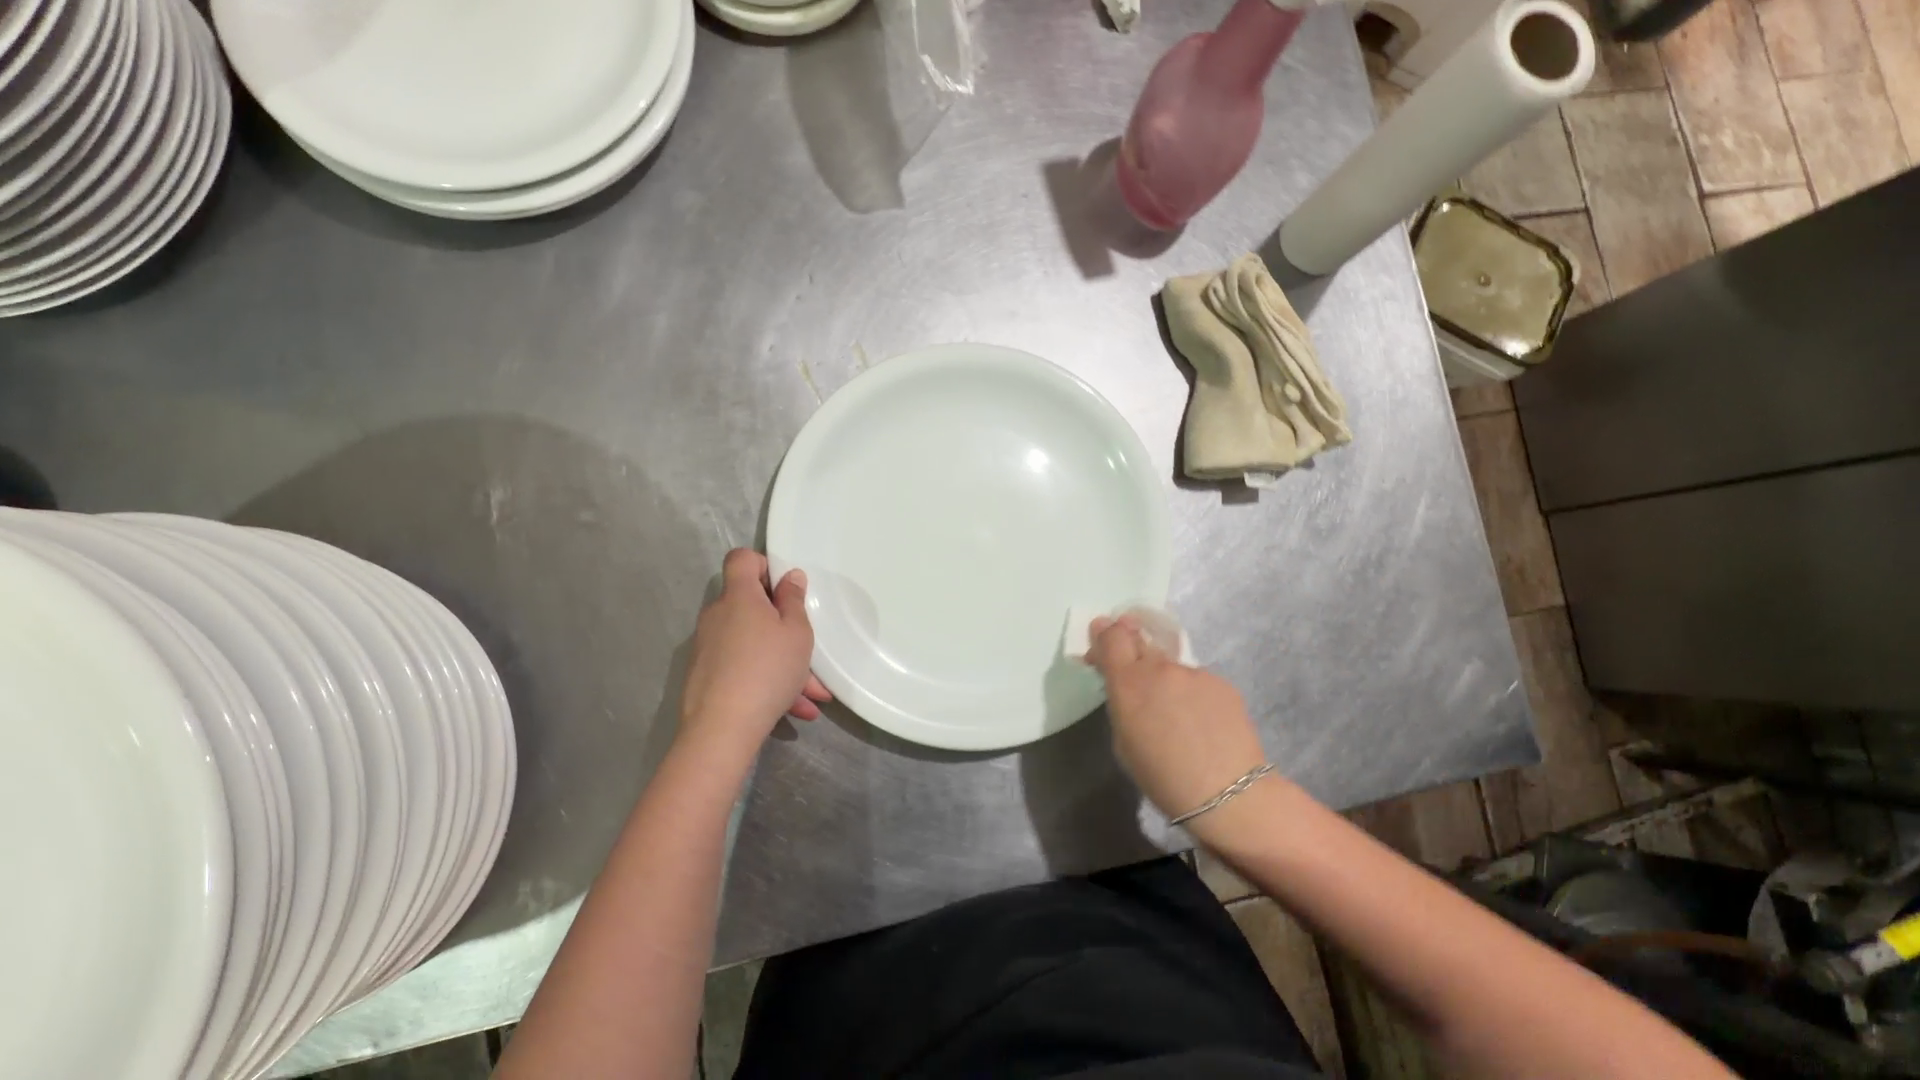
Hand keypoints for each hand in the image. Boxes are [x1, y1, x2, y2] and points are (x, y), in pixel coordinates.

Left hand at [677, 550, 830, 756]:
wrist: (722, 728)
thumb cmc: (767, 670)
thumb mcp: (797, 634)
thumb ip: (794, 601)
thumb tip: (789, 577)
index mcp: (739, 597)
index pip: (741, 559)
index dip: (763, 564)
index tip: (784, 589)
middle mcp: (717, 616)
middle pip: (750, 606)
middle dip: (783, 626)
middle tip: (809, 651)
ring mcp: (708, 647)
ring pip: (752, 644)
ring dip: (781, 662)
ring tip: (812, 695)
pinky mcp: (705, 676)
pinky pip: (742, 668)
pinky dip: (766, 681)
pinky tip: (794, 709)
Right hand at [1087, 615, 1269, 836]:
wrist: (1227, 792)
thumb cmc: (1162, 777)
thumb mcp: (1123, 742)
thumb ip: (1121, 702)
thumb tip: (1123, 684)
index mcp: (1129, 683)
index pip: (1112, 636)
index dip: (1105, 634)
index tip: (1102, 641)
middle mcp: (1160, 668)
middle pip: (1140, 640)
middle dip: (1132, 650)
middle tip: (1135, 675)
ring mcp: (1194, 672)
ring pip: (1170, 664)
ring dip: (1164, 678)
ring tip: (1175, 713)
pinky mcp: (1221, 682)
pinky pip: (1196, 680)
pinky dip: (1191, 693)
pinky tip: (1200, 721)